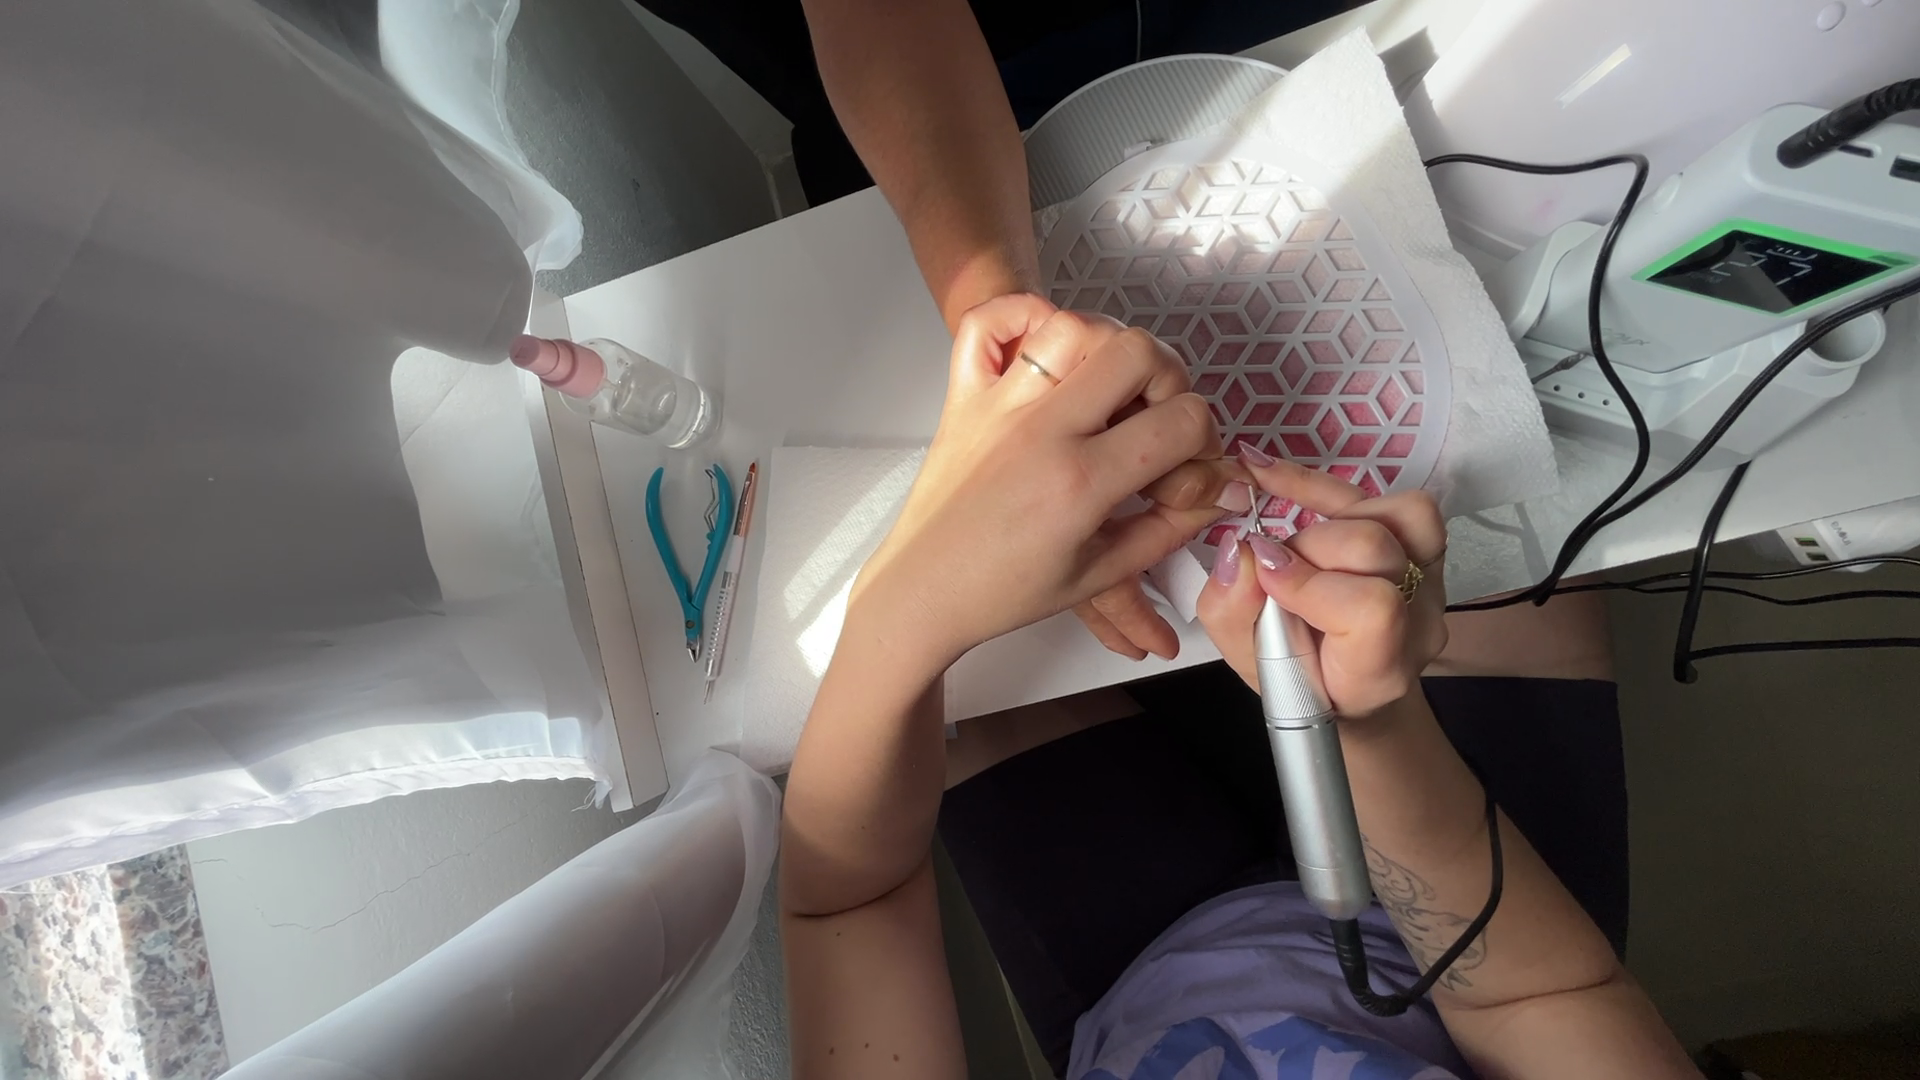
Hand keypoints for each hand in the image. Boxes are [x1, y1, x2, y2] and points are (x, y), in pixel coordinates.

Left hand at [854, 294, 1229, 664]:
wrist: (922, 591)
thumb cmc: (1001, 592)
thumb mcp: (1097, 575)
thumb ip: (1167, 529)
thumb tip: (1214, 491)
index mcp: (1080, 483)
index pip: (1180, 420)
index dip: (1204, 436)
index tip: (1188, 457)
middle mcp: (1041, 432)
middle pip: (1135, 352)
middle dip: (1167, 377)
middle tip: (1155, 415)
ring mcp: (998, 406)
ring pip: (1071, 327)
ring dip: (1105, 345)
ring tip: (1104, 388)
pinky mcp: (963, 397)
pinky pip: (988, 324)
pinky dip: (1021, 316)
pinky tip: (1044, 353)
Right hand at [1197, 451, 1448, 716]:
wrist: (1344, 685)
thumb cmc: (1293, 679)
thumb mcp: (1243, 660)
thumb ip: (1230, 610)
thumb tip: (1238, 550)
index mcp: (1377, 668)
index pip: (1370, 608)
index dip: (1308, 580)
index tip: (1262, 572)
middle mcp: (1419, 622)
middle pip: (1375, 548)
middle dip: (1306, 545)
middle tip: (1271, 565)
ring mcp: (1431, 583)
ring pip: (1400, 514)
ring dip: (1329, 518)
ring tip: (1293, 541)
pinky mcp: (1423, 549)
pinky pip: (1393, 498)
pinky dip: (1332, 486)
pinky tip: (1278, 479)